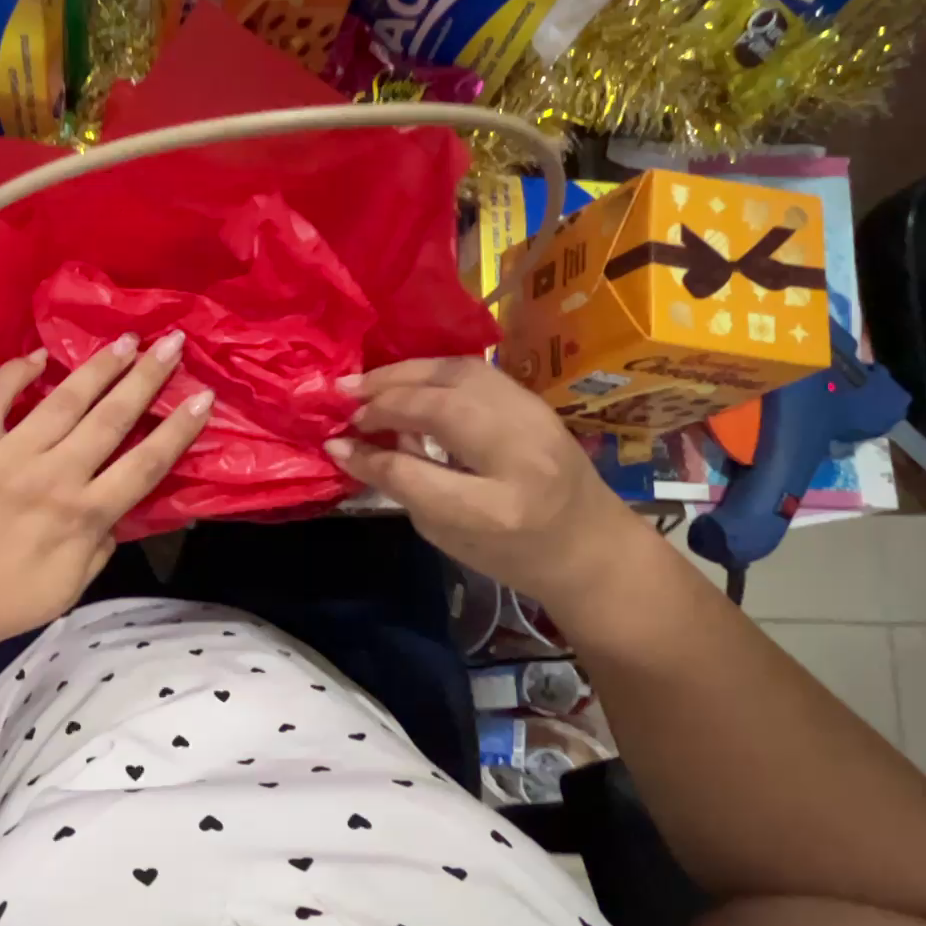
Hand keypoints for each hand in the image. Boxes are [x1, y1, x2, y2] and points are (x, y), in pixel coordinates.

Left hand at [0, 333, 212, 702]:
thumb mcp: (64, 592)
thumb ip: (97, 549)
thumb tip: (117, 513)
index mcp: (82, 517)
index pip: (145, 465)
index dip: (179, 429)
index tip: (204, 397)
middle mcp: (52, 477)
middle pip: (111, 419)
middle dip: (147, 378)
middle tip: (173, 342)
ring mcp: (7, 456)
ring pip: (62, 400)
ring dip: (98, 367)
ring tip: (126, 339)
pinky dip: (15, 373)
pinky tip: (37, 355)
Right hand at [325, 358, 649, 605]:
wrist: (591, 545)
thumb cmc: (511, 555)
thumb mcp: (447, 535)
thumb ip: (403, 486)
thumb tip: (352, 445)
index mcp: (492, 509)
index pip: (412, 472)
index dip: (366, 456)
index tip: (333, 444)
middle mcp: (518, 457)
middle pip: (440, 408)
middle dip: (385, 399)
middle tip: (345, 401)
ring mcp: (534, 421)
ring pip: (460, 375)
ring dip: (405, 373)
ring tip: (367, 384)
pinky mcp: (536, 402)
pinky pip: (475, 371)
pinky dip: (432, 371)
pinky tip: (405, 381)